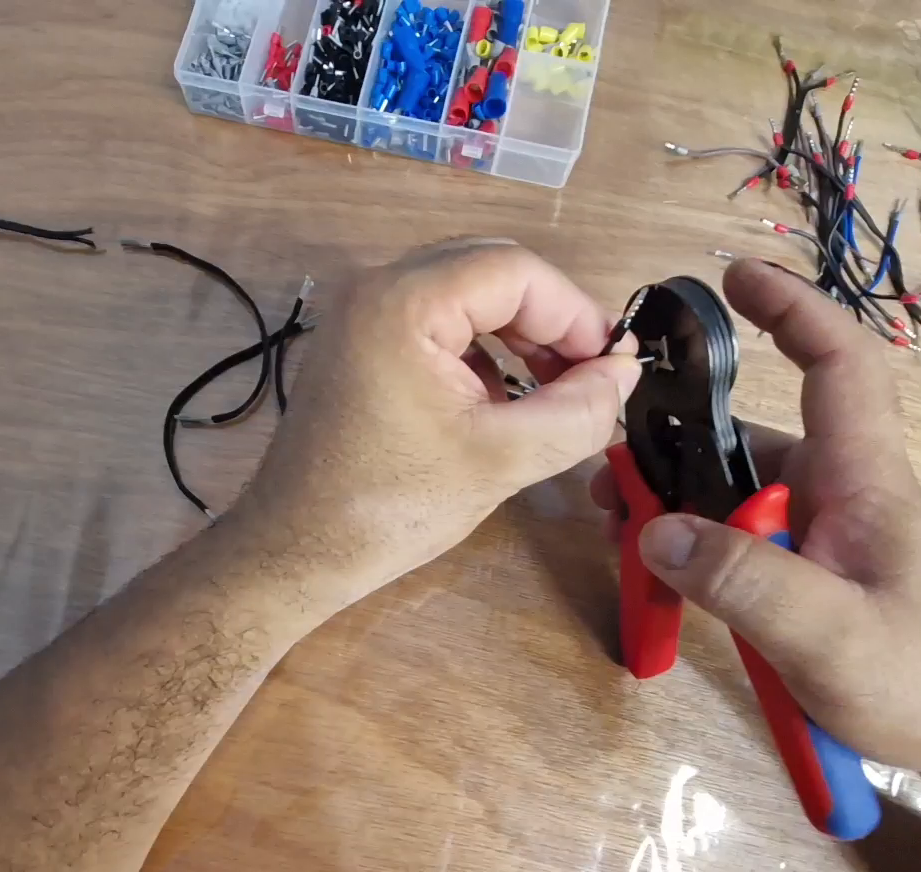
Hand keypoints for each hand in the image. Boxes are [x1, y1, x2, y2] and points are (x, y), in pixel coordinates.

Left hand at [230, 239, 640, 603]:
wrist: (295, 552)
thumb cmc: (390, 509)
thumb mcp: (500, 461)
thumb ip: (578, 412)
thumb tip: (624, 373)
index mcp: (402, 302)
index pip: (516, 270)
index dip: (574, 313)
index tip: (610, 367)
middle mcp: (374, 289)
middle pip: (488, 272)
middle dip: (546, 322)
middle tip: (585, 377)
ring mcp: (358, 318)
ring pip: (462, 299)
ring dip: (515, 338)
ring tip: (550, 394)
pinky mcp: (355, 349)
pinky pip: (433, 328)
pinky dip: (476, 355)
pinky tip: (496, 404)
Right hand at [591, 259, 920, 783]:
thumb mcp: (834, 637)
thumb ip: (747, 581)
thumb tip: (656, 533)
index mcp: (861, 479)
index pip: (838, 365)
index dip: (792, 310)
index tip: (734, 279)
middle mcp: (835, 493)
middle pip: (747, 443)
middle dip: (673, 450)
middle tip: (607, 486)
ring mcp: (817, 537)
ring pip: (731, 496)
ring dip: (671, 507)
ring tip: (616, 534)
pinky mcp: (804, 574)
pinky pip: (734, 542)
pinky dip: (691, 548)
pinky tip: (657, 576)